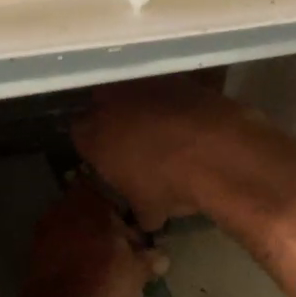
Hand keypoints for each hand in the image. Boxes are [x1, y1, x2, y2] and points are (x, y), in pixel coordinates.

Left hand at [19, 183, 164, 296]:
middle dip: (104, 227)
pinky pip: (59, 249)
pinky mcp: (33, 256)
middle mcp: (63, 207)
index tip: (136, 229)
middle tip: (123, 249)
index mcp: (90, 200)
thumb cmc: (107, 282)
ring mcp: (44, 231)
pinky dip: (71, 257)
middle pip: (89, 211)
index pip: (110, 193)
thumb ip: (149, 260)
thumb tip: (162, 257)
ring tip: (105, 265)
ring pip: (72, 230)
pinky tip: (84, 275)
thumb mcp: (137, 273)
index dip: (125, 212)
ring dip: (87, 242)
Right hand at [72, 76, 253, 230]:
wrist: (215, 151)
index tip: (109, 160)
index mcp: (93, 135)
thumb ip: (139, 211)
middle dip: (115, 121)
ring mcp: (142, 84)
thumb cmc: (169, 184)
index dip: (94, 148)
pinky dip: (173, 103)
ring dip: (144, 109)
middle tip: (134, 143)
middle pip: (102, 107)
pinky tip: (190, 123)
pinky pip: (165, 90)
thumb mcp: (149, 210)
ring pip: (134, 94)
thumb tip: (145, 220)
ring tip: (166, 133)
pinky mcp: (174, 76)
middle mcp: (108, 101)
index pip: (80, 136)